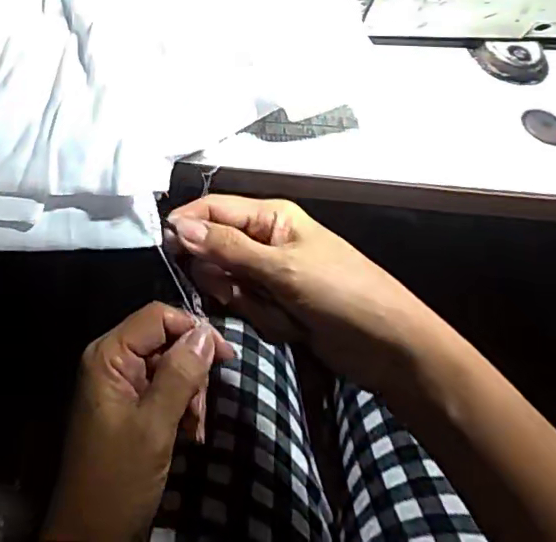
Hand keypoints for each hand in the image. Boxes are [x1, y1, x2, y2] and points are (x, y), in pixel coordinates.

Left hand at [43, 302, 233, 540]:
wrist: (89, 539)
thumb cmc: (117, 481)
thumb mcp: (154, 426)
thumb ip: (180, 375)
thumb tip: (207, 332)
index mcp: (107, 355)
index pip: (157, 316)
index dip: (193, 329)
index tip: (226, 355)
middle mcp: (111, 360)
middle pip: (165, 339)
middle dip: (191, 371)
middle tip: (199, 411)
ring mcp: (119, 384)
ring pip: (169, 364)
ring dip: (189, 394)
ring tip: (192, 429)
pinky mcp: (129, 406)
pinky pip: (163, 388)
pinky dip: (181, 407)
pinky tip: (187, 434)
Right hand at [168, 196, 447, 396]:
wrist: (389, 347)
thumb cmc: (341, 292)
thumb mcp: (282, 268)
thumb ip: (228, 248)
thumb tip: (179, 226)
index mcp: (271, 215)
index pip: (214, 208)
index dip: (187, 223)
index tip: (166, 247)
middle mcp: (266, 240)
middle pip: (216, 253)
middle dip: (230, 280)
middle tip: (252, 291)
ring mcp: (271, 277)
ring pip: (230, 288)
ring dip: (254, 306)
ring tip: (288, 313)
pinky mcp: (278, 307)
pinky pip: (249, 312)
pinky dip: (268, 324)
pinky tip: (296, 328)